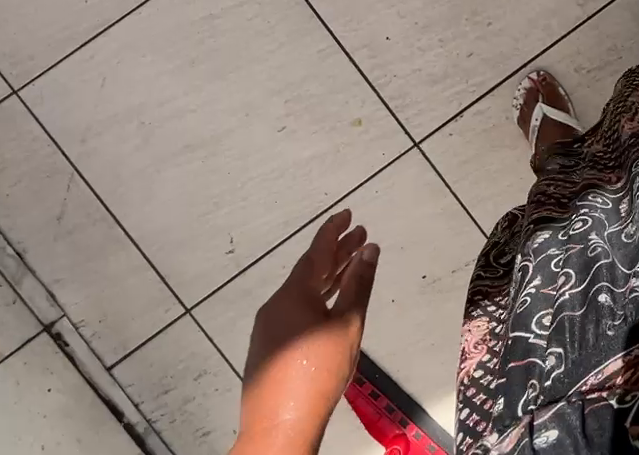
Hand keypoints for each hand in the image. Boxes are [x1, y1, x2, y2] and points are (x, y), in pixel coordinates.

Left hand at [233, 210, 377, 454]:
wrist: (279, 426)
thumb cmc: (319, 371)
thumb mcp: (348, 325)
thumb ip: (359, 285)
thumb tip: (369, 250)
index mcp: (293, 295)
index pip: (317, 252)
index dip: (333, 231)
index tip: (348, 213)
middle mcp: (277, 304)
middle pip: (310, 269)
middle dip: (336, 251)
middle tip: (360, 233)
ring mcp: (269, 326)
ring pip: (303, 289)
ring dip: (328, 273)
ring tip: (352, 261)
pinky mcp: (269, 345)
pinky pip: (295, 306)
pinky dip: (317, 294)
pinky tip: (332, 299)